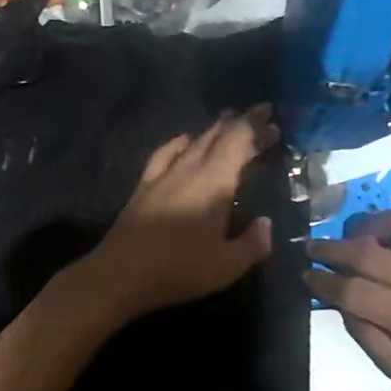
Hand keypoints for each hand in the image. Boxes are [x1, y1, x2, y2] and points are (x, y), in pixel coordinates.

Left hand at [75, 106, 278, 320]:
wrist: (120, 275)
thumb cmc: (179, 270)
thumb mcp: (227, 266)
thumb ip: (254, 244)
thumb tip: (266, 224)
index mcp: (215, 184)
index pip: (238, 142)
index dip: (255, 125)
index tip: (271, 114)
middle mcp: (190, 170)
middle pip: (218, 136)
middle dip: (241, 124)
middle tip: (262, 118)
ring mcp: (164, 176)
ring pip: (194, 141)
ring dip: (214, 129)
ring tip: (228, 121)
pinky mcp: (145, 186)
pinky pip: (165, 153)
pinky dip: (180, 142)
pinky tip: (185, 140)